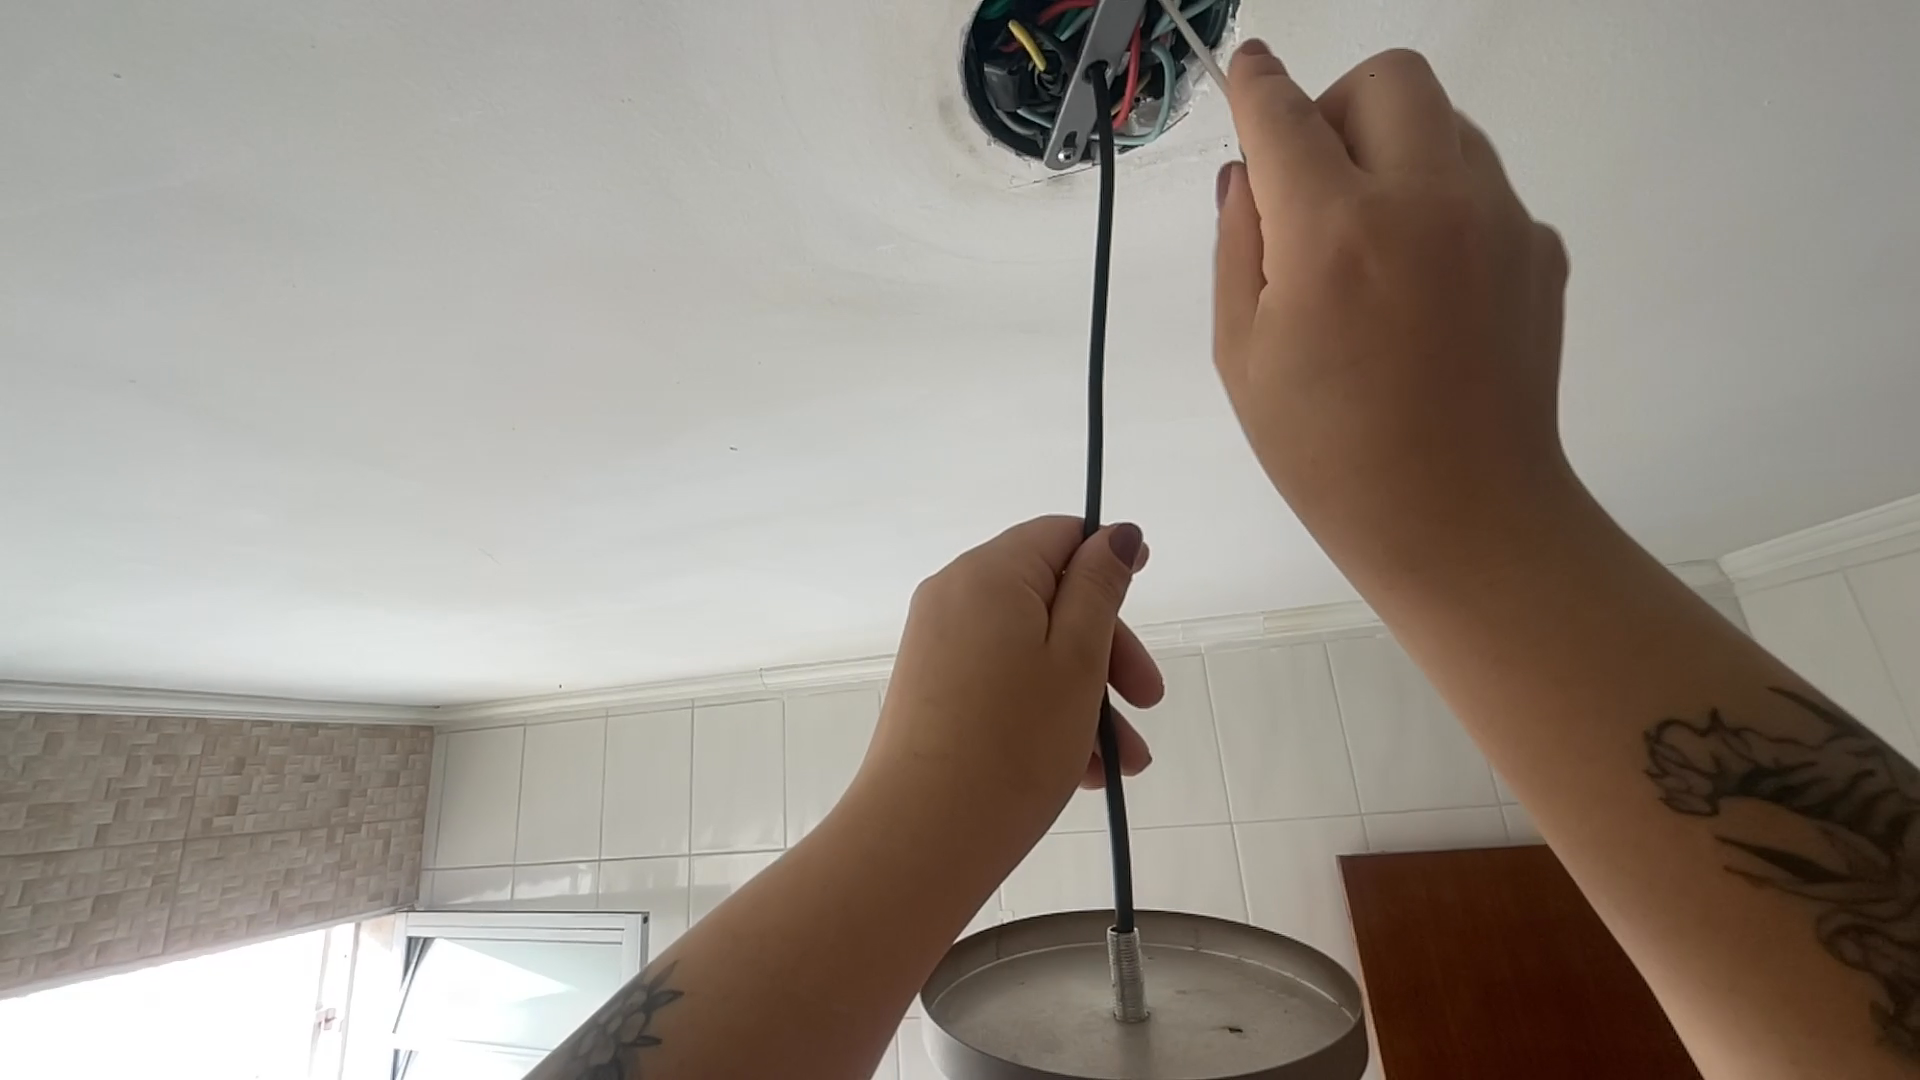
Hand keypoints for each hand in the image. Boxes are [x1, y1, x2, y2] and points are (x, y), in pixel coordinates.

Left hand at [859, 516, 1155, 857]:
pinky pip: (1001, 680)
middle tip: (1148, 701)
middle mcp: (954, 596)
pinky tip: (1082, 770)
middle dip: (1105, 648)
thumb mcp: (1076, 657)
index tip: (1147, 586)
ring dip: (1083, 694)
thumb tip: (1115, 533)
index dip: (1106, 556)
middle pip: (1048, 597)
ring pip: (1030, 649)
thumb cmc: (1014, 740)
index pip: (1058, 534)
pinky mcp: (932, 688)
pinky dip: (1043, 710)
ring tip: (1122, 763)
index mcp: (988, 572)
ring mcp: (938, 644)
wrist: (922, 835)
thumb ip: (1099, 587)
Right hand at [1214, 43, 1576, 579]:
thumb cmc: (1320, 449)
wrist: (1456, 514)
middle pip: (1389, 78)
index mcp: (1333, 233)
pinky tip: (1415, 288)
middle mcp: (1427, 199)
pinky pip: (1478, 184)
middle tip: (1308, 185)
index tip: (1247, 67)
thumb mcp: (1241, 355)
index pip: (1286, 117)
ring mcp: (1500, 217)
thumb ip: (1237, 248)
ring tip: (1361, 249)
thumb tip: (1247, 176)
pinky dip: (1434, 202)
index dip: (1257, 86)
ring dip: (1388, 152)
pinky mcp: (1539, 247)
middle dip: (1335, 106)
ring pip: (1442, 124)